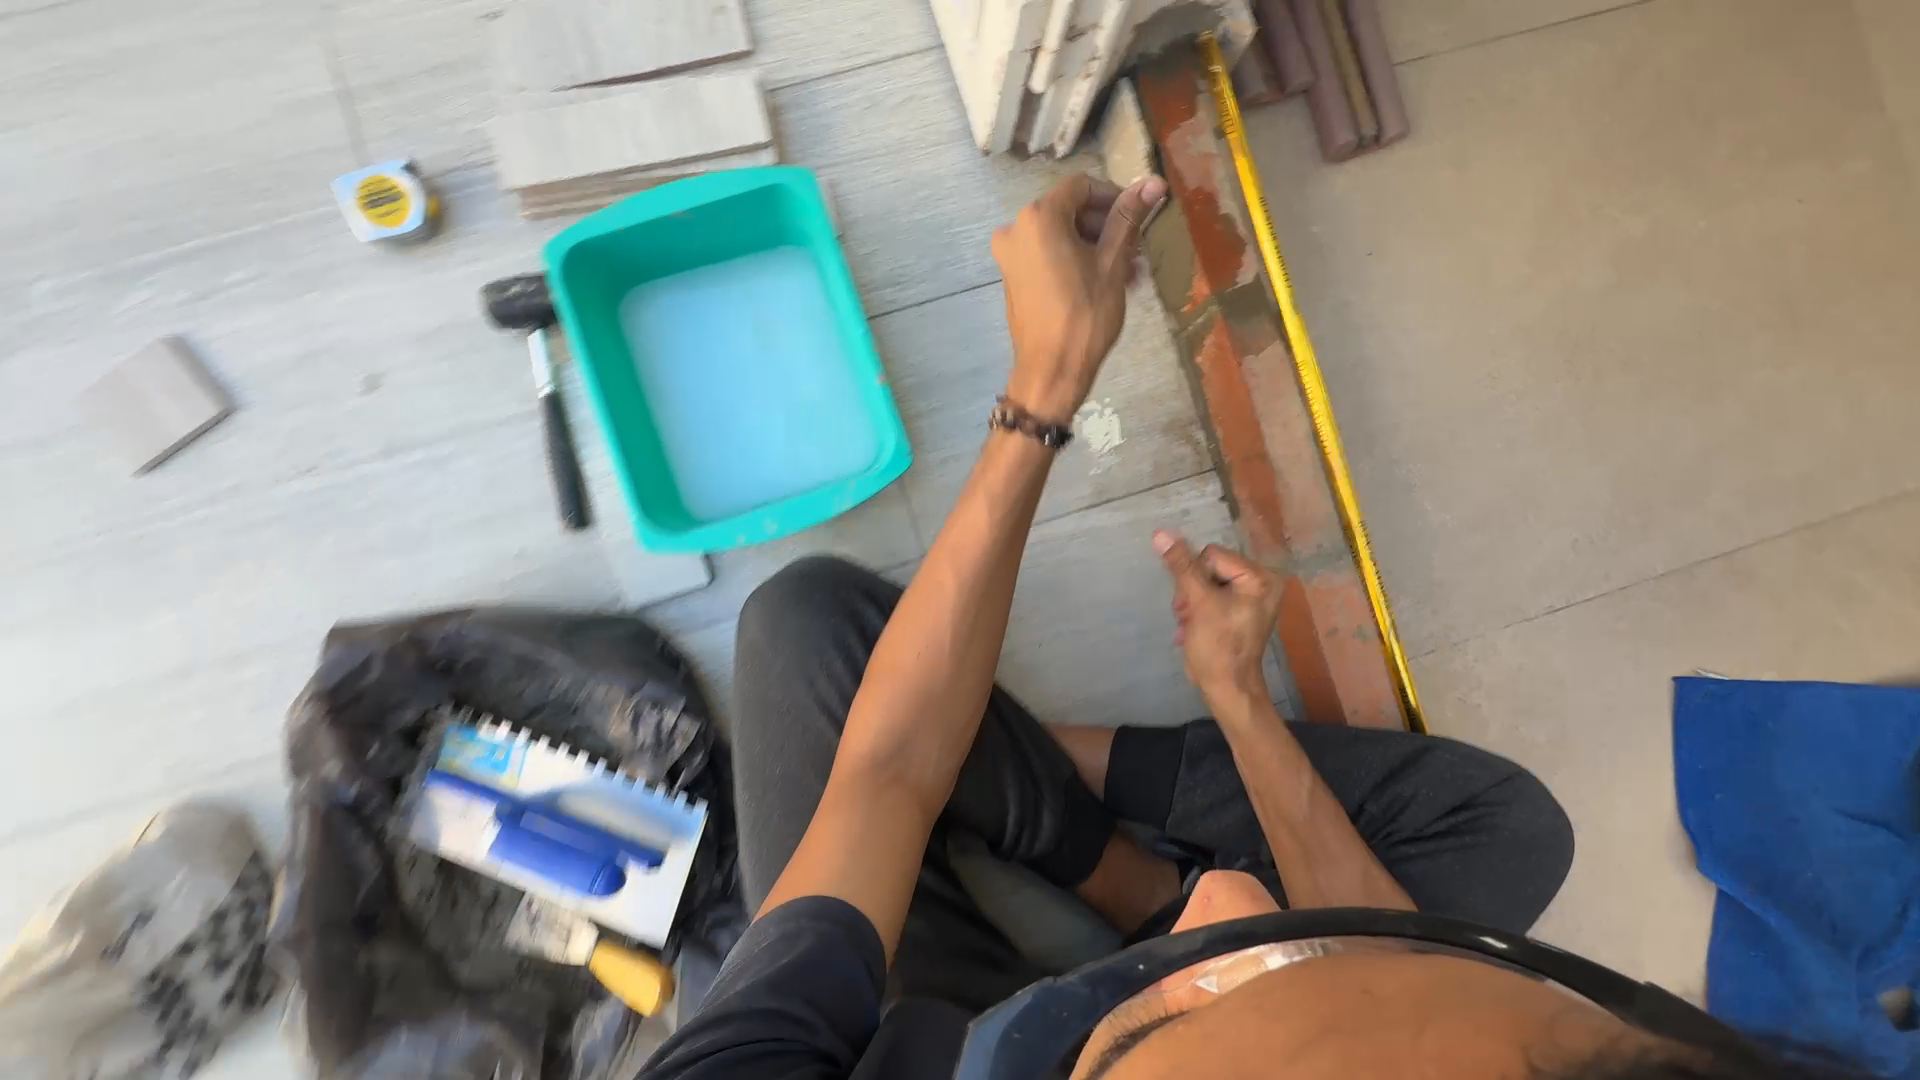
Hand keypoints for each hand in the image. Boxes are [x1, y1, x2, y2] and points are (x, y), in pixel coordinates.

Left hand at [991, 173, 1167, 420]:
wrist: (1050, 371)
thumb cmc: (1085, 316)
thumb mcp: (1112, 263)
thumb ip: (1128, 218)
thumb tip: (1154, 182)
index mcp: (1039, 217)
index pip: (1082, 186)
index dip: (1114, 197)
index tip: (1138, 220)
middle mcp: (1015, 229)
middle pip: (1070, 211)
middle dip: (1106, 228)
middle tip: (1137, 253)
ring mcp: (1009, 256)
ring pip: (1060, 236)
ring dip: (1096, 248)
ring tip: (1128, 274)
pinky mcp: (1012, 278)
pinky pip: (1047, 256)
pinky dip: (1073, 261)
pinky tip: (1103, 283)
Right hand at [1154, 530, 1281, 704]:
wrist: (1226, 687)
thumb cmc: (1217, 645)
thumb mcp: (1198, 602)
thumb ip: (1181, 566)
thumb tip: (1161, 533)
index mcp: (1258, 577)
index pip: (1212, 555)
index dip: (1194, 575)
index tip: (1191, 602)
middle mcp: (1260, 584)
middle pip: (1209, 568)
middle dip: (1191, 590)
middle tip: (1186, 613)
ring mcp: (1249, 599)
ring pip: (1204, 582)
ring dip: (1190, 602)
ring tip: (1188, 623)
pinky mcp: (1237, 612)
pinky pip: (1209, 597)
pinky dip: (1196, 610)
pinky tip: (1190, 627)